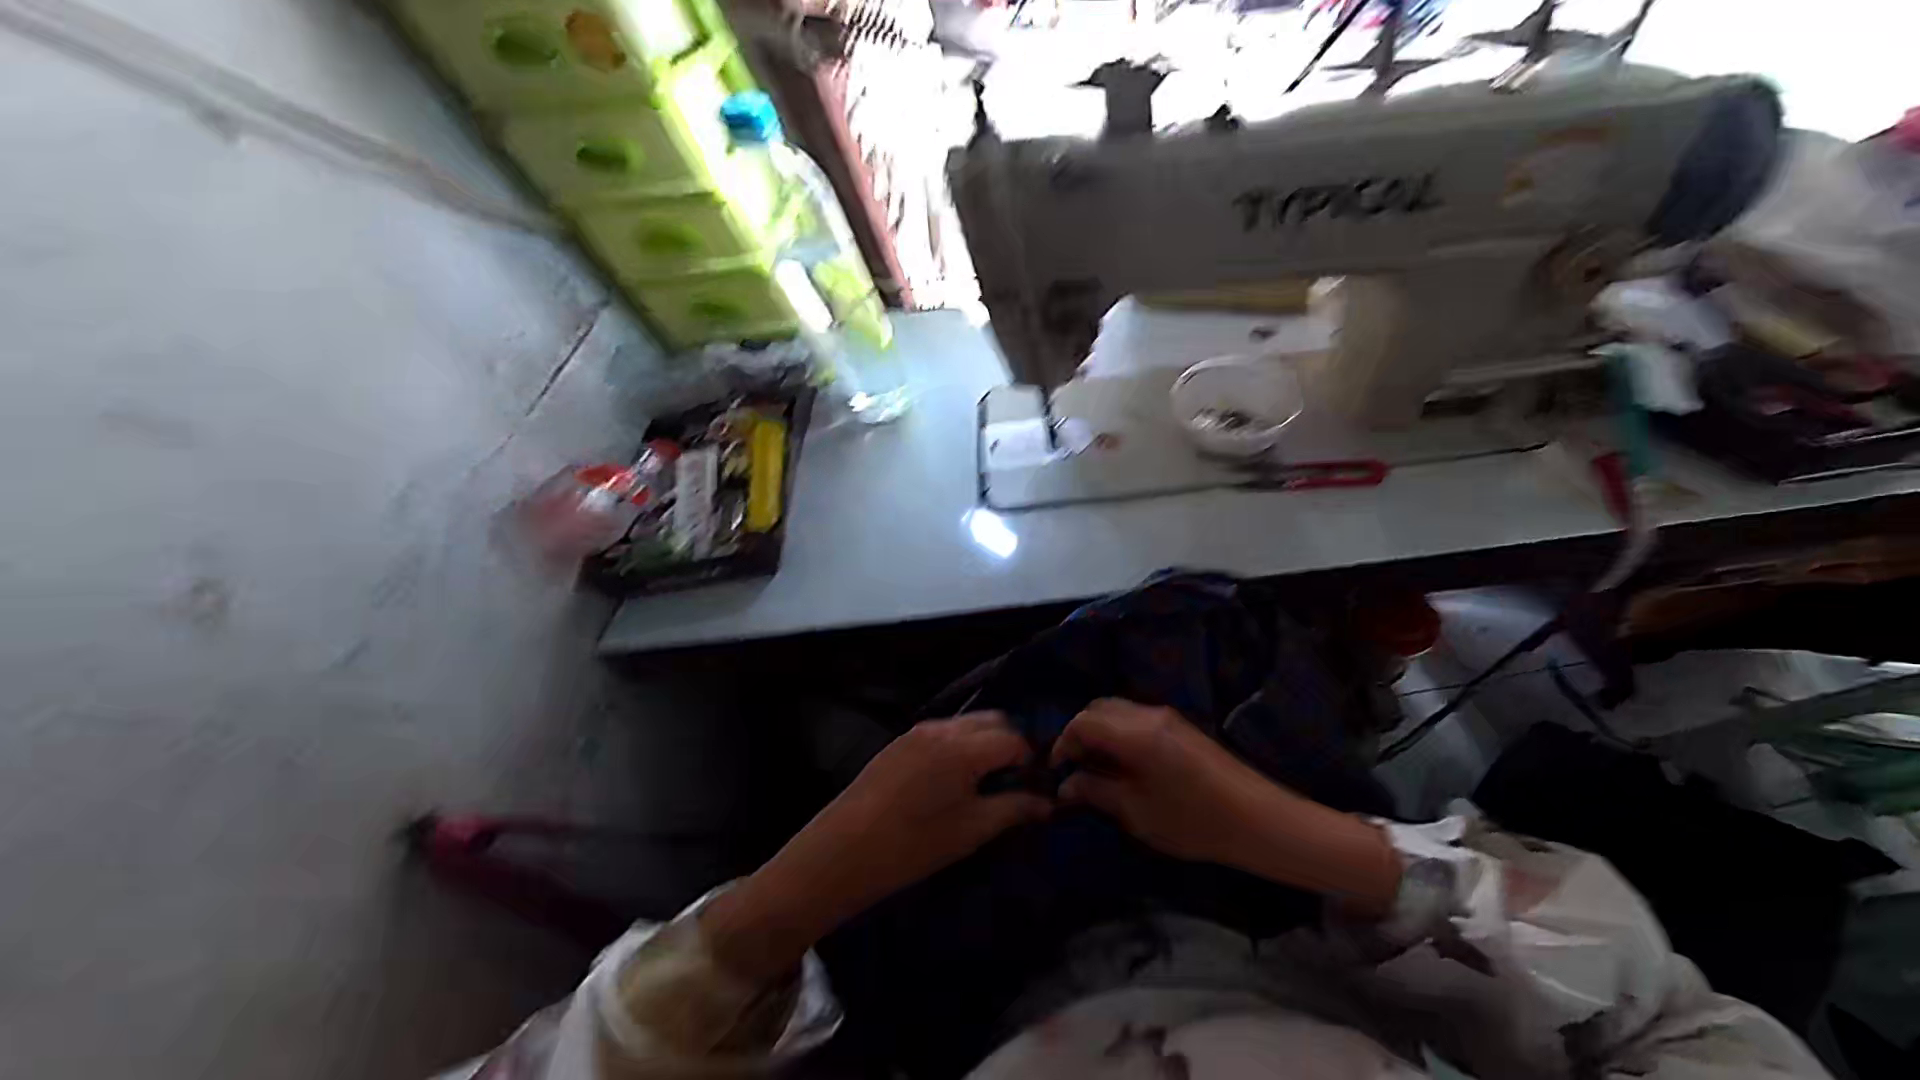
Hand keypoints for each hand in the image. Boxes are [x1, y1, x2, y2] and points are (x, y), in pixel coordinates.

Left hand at [703, 712, 1048, 979]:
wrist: (842, 850)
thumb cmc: (912, 846)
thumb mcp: (971, 831)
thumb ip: (1014, 809)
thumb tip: (1049, 802)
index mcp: (964, 747)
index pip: (1015, 739)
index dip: (1033, 761)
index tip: (1038, 787)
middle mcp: (943, 728)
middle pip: (993, 721)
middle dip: (1012, 745)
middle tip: (1017, 782)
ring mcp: (918, 731)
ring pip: (968, 724)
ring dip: (986, 743)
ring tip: (988, 782)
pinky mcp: (901, 741)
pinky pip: (944, 732)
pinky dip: (962, 745)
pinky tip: (957, 779)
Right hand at [1050, 698, 1273, 866]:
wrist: (1261, 821)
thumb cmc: (1194, 820)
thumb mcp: (1137, 812)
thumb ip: (1096, 792)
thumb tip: (1066, 785)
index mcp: (1135, 733)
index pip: (1083, 722)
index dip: (1062, 743)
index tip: (1056, 771)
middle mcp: (1149, 715)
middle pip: (1099, 708)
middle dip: (1079, 732)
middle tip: (1074, 766)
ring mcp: (1168, 718)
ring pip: (1118, 710)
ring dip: (1100, 732)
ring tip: (1096, 768)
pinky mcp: (1182, 728)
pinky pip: (1137, 719)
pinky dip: (1119, 734)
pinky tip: (1124, 765)